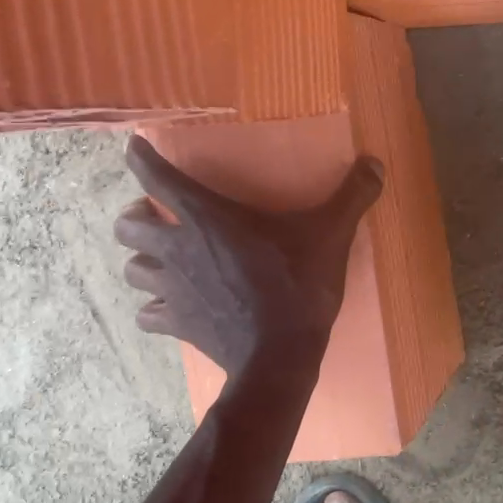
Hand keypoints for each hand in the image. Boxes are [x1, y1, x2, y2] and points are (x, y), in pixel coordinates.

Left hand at [112, 135, 382, 375]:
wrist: (280, 354)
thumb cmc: (299, 286)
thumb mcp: (332, 235)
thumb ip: (353, 196)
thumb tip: (375, 162)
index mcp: (207, 217)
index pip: (157, 176)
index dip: (140, 157)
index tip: (135, 148)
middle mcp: (178, 247)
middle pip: (126, 225)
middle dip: (136, 217)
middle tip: (157, 217)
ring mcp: (172, 289)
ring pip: (130, 269)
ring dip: (142, 261)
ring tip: (161, 261)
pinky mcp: (176, 324)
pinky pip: (147, 314)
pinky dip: (153, 309)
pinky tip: (170, 309)